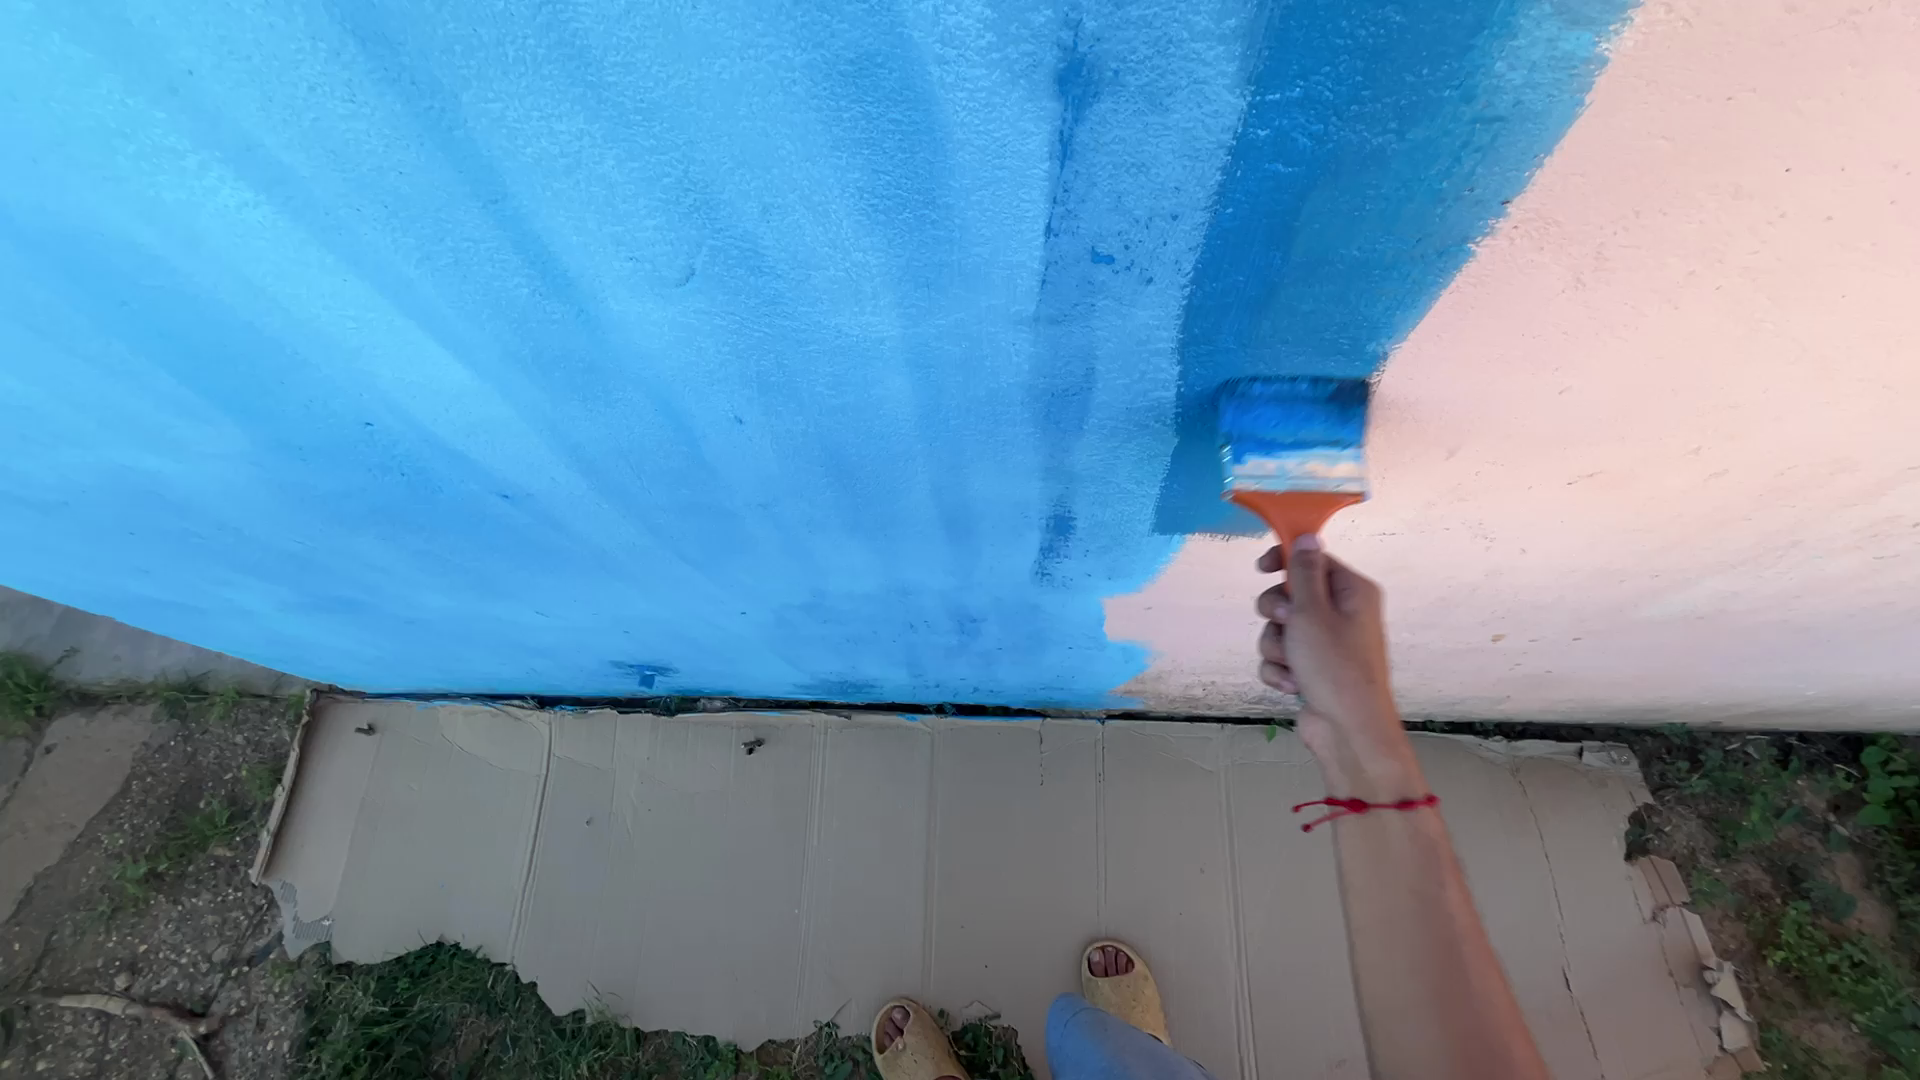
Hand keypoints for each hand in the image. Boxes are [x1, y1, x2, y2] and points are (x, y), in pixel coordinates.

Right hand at [1256, 535, 1421, 796]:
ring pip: (1279, 628)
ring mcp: (1327, 643)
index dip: (1284, 560)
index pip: (1312, 559)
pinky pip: (1281, 656)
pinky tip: (1291, 684)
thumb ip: (1302, 572)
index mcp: (1351, 591)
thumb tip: (1307, 535)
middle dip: (1275, 613)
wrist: (1347, 730)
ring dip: (1275, 645)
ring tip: (1290, 664)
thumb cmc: (1334, 666)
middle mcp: (1342, 613)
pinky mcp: (1311, 668)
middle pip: (1289, 594)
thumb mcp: (1311, 612)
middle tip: (1284, 623)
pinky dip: (1279, 669)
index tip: (1261, 568)